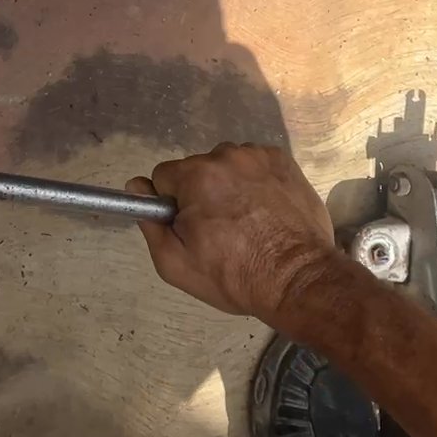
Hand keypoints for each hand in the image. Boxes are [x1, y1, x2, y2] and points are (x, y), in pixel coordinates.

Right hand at [125, 143, 338, 322]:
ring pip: (226, 165)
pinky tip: (266, 208)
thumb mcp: (175, 264)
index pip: (164, 176)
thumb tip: (137, 187)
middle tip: (221, 230)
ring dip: (229, 185)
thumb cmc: (234, 276)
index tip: (190, 226)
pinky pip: (254, 163)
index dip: (173, 203)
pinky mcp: (282, 160)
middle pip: (196, 169)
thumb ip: (150, 223)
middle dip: (201, 193)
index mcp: (195, 175)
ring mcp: (257, 155)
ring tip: (248, 220)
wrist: (300, 281)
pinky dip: (256, 180)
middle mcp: (224, 156)